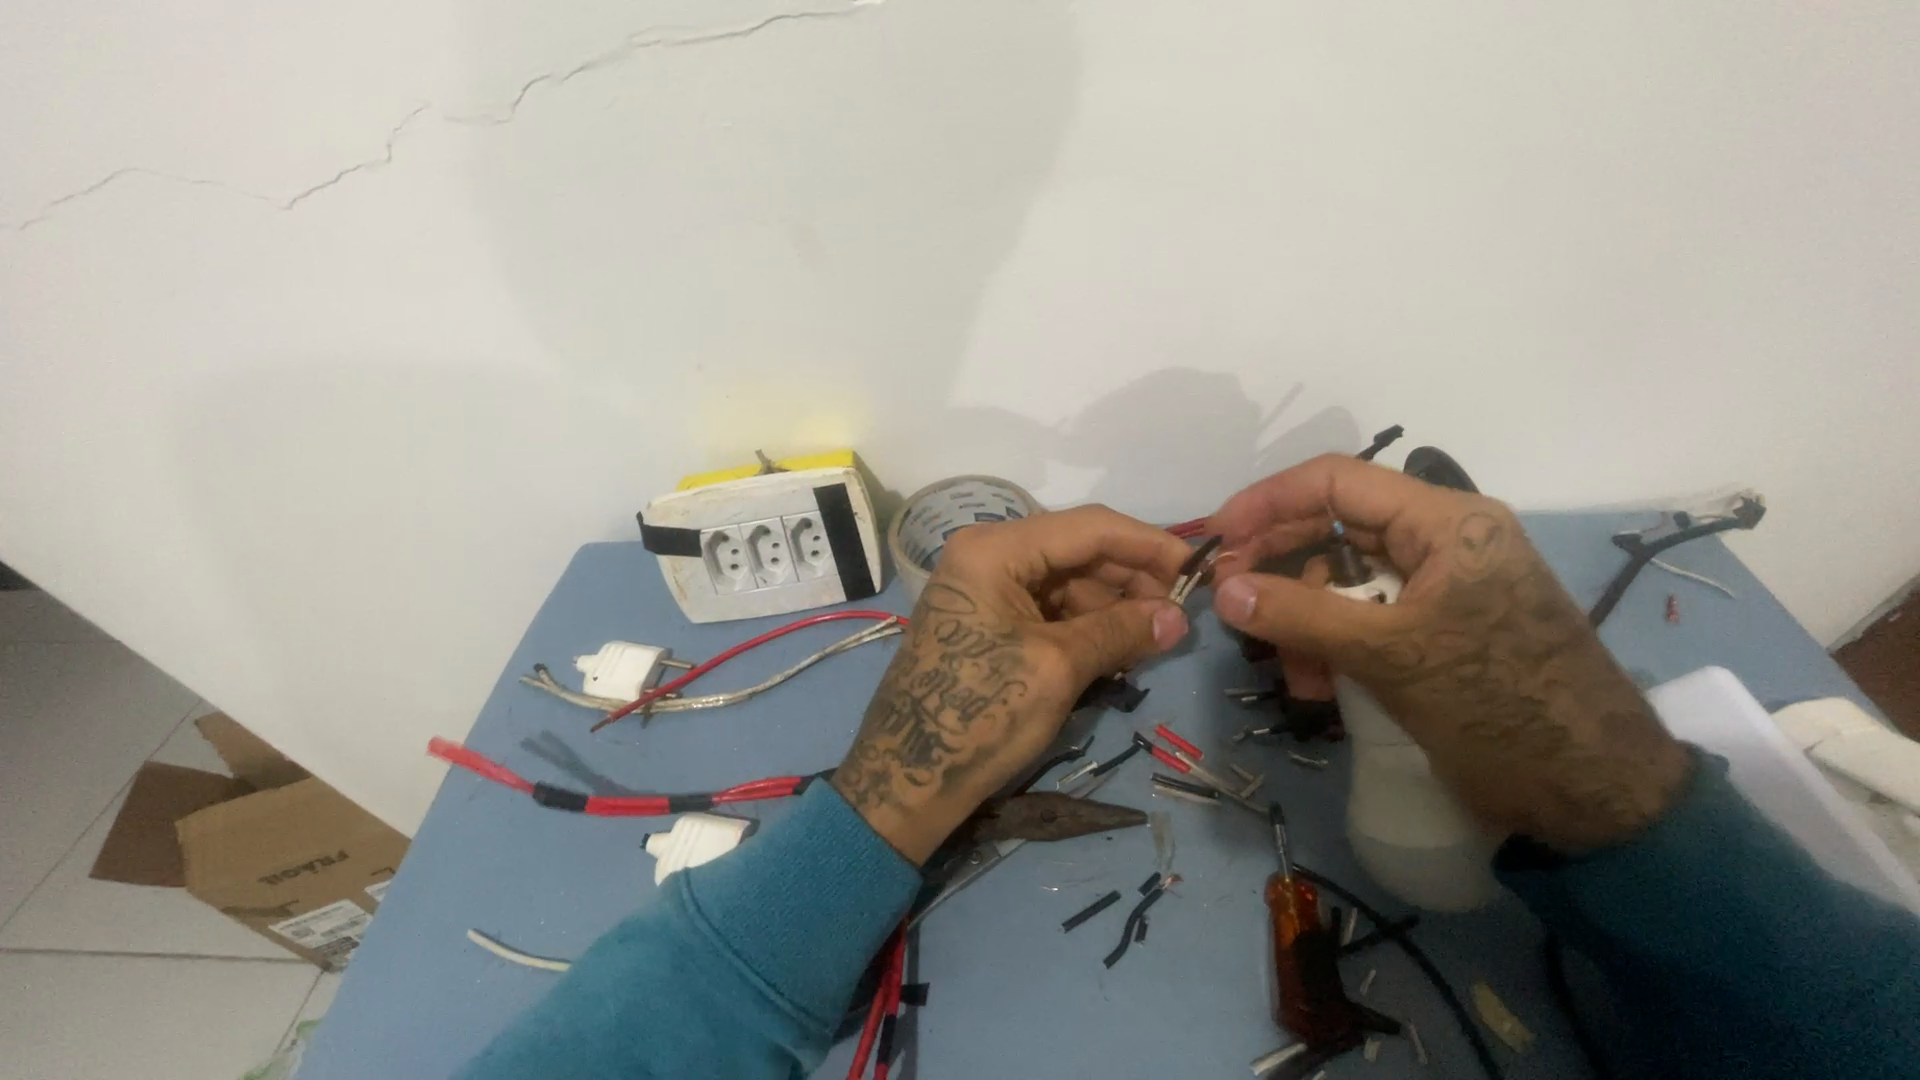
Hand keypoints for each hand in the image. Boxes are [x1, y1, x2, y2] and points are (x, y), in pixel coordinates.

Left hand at [832, 506, 1191, 863]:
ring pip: (1067, 581)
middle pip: (1078, 551)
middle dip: (1132, 579)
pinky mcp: (988, 620)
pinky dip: (1086, 624)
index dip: (1149, 546)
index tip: (1199, 570)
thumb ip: (1121, 631)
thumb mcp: (1057, 668)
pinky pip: (1048, 608)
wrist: (907, 778)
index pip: (1089, 527)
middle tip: (1180, 614)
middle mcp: (987, 555)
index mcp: (994, 550)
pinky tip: (1120, 647)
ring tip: (1156, 637)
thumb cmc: (979, 715)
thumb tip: (1179, 618)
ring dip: (1113, 605)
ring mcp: (985, 588)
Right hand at [1206, 455, 1691, 852]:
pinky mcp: (1429, 632)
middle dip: (1278, 565)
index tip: (1218, 538)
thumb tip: (1224, 591)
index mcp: (1445, 523)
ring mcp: (1435, 590)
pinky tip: (1317, 685)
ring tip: (1289, 668)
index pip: (1338, 482)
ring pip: (1339, 581)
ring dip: (1301, 618)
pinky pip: (1358, 620)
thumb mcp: (1390, 654)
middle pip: (1333, 530)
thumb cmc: (1499, 705)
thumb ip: (1301, 615)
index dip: (1269, 502)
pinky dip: (1327, 646)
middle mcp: (1438, 543)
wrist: (1593, 795)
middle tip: (1230, 598)